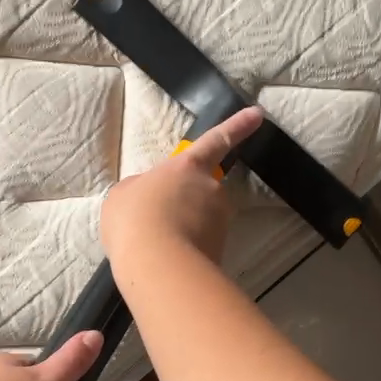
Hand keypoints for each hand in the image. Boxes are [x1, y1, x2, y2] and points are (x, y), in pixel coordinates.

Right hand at [101, 107, 263, 265]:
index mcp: (188, 167)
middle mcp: (211, 190)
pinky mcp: (220, 252)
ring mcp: (219, 223)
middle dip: (188, 206)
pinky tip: (165, 264)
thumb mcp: (123, 195)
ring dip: (185, 232)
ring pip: (202, 224)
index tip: (257, 115)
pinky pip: (200, 248)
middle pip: (203, 193)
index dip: (237, 127)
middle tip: (162, 223)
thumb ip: (142, 190)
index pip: (216, 141)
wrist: (157, 265)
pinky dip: (186, 253)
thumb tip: (151, 200)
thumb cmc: (134, 218)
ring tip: (157, 247)